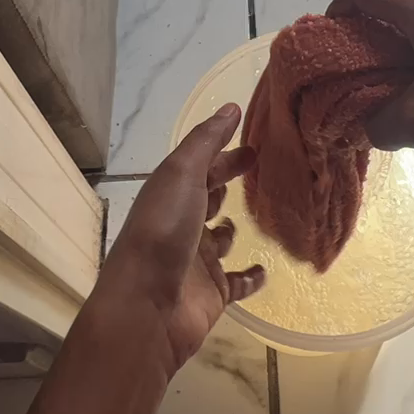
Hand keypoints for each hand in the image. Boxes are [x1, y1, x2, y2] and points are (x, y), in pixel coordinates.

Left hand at [91, 103, 266, 373]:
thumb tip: (231, 107)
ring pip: (221, 238)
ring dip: (234, 228)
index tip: (254, 141)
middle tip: (263, 168)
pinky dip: (251, 276)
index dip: (224, 151)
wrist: (146, 306)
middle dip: (229, 181)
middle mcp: (182, 221)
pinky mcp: (212, 293)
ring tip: (266, 215)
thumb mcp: (183, 173)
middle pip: (209, 196)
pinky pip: (237, 281)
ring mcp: (196, 259)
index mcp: (171, 191)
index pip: (201, 164)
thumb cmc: (163, 229)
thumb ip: (207, 140)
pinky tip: (266, 268)